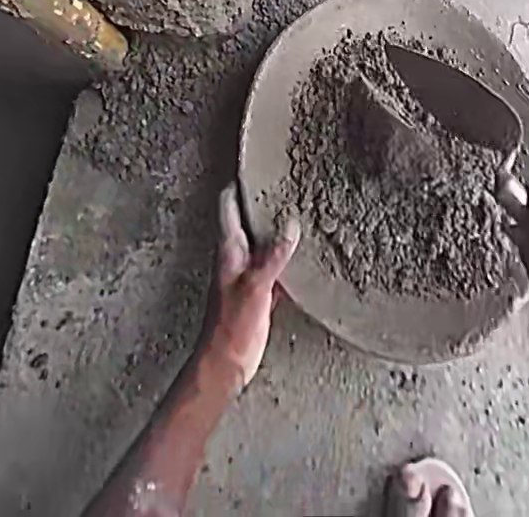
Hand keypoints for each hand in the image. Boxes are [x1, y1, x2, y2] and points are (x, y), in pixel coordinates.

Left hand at [197, 184, 299, 393]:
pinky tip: (303, 253)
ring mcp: (246, 272)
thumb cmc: (232, 326)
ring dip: (275, 228)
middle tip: (287, 183)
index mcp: (228, 248)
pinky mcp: (258, 290)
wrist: (225, 364)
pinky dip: (285, 255)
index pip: (227, 204)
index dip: (238, 184)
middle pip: (247, 219)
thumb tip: (291, 224)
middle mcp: (235, 255)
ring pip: (261, 241)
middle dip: (263, 202)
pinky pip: (273, 264)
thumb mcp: (256, 287)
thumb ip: (274, 256)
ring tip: (300, 211)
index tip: (254, 165)